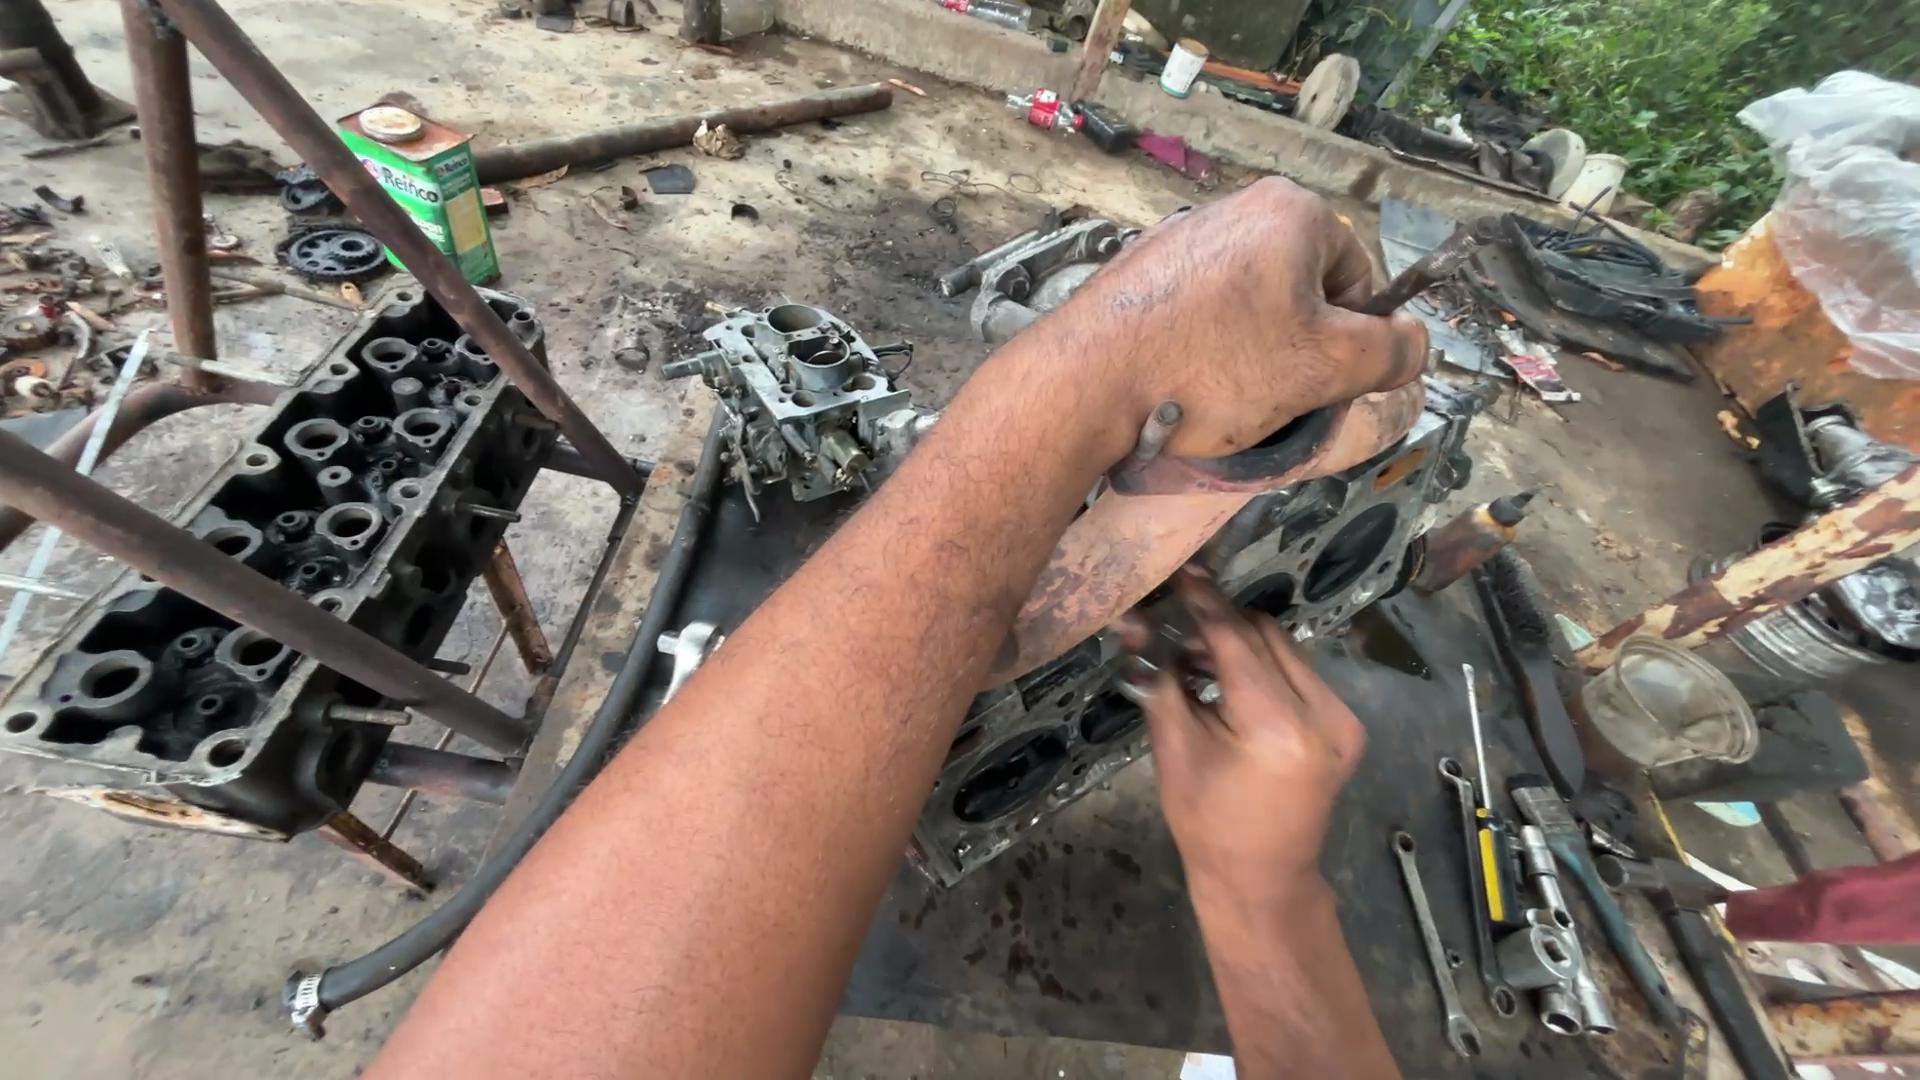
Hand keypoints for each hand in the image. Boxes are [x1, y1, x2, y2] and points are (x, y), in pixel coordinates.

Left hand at [1051, 178, 1427, 459]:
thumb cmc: (1210, 371)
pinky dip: (1192, 353)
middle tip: (1267, 398)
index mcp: (1288, 212)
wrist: (1084, 386)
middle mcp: (1227, 212)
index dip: (1350, 340)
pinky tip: (1175, 387)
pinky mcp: (1130, 281)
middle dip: (1291, 350)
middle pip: (1294, 293)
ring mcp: (1170, 244)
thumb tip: (1413, 342)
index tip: (1321, 383)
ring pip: (1238, 311)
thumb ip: (1392, 352)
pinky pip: (1186, 320)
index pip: (1356, 277)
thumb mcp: (1325, 368)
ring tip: (1215, 398)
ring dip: (1241, 357)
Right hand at [1118, 570, 1366, 904]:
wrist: (1261, 879)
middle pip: (1264, 634)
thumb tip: (1130, 623)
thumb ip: (1159, 678)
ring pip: (1284, 647)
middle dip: (1218, 624)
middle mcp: (1324, 715)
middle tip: (1175, 632)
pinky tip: (1230, 683)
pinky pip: (1298, 670)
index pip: (1235, 639)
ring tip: (1197, 661)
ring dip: (1240, 642)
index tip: (1180, 573)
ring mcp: (1343, 720)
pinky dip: (1262, 664)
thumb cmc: (1206, 820)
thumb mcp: (1174, 748)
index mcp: (1277, 726)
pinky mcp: (1345, 725)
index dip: (1203, 603)